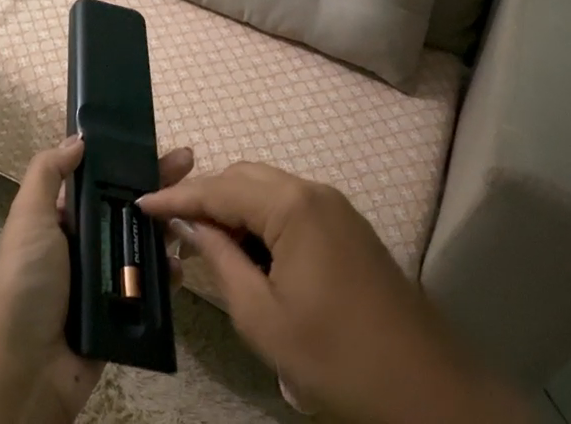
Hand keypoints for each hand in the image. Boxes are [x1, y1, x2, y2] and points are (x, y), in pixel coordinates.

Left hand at [0, 137, 193, 423]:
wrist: (28, 362)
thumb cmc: (28, 278)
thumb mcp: (29, 216)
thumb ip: (50, 173)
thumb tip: (78, 138)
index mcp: (62, 218)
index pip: (102, 182)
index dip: (128, 163)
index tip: (161, 146)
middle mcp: (85, 243)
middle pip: (129, 209)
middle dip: (159, 189)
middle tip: (193, 170)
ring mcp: (106, 278)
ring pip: (144, 246)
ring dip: (170, 230)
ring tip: (196, 215)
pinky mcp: (123, 313)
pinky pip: (151, 288)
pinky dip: (167, 276)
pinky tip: (181, 265)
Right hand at [136, 163, 529, 423]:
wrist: (431, 394)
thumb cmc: (337, 358)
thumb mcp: (261, 317)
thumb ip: (219, 261)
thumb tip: (191, 227)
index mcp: (292, 207)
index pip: (218, 188)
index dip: (175, 196)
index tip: (139, 204)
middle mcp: (315, 193)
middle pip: (244, 177)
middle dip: (204, 195)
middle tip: (170, 225)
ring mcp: (337, 209)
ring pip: (268, 189)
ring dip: (233, 206)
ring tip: (203, 239)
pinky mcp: (350, 230)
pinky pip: (291, 207)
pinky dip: (260, 218)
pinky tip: (246, 249)